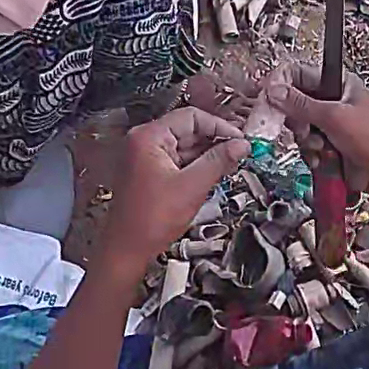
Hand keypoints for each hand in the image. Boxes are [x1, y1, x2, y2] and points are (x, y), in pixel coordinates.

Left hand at [98, 107, 248, 269]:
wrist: (126, 251)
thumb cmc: (153, 219)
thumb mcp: (193, 186)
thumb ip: (219, 161)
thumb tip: (243, 145)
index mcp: (149, 137)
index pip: (191, 117)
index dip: (219, 127)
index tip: (240, 140)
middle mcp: (144, 141)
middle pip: (187, 129)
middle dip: (215, 141)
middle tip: (240, 153)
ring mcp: (145, 157)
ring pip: (184, 146)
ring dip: (208, 154)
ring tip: (231, 165)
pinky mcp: (149, 172)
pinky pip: (178, 160)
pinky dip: (196, 165)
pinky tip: (214, 174)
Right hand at [261, 64, 368, 197]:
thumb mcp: (334, 117)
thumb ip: (301, 104)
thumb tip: (275, 91)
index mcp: (339, 84)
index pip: (300, 74)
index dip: (283, 84)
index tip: (270, 97)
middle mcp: (332, 101)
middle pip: (294, 102)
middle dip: (297, 120)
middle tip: (304, 128)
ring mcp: (329, 123)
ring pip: (298, 126)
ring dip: (306, 140)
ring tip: (321, 146)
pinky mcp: (326, 143)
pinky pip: (305, 144)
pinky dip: (310, 152)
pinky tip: (322, 157)